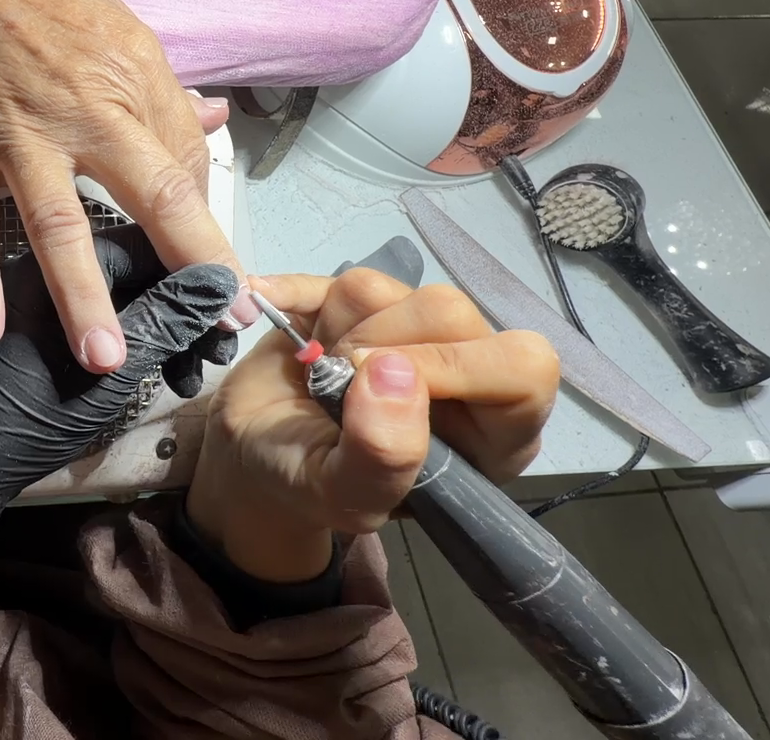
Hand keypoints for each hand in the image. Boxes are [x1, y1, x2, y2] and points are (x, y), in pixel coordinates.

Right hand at [0, 0, 248, 373]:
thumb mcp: (121, 30)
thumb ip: (163, 93)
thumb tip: (211, 126)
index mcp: (122, 87)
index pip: (182, 172)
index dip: (212, 238)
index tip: (236, 295)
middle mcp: (75, 116)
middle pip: (136, 198)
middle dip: (172, 270)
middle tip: (198, 337)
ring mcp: (12, 137)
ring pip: (50, 223)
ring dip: (75, 293)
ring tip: (96, 355)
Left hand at [0, 224, 237, 553]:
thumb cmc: (28, 417)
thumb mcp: (110, 371)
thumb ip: (165, 319)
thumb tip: (219, 283)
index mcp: (54, 261)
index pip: (145, 244)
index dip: (197, 278)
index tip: (231, 317)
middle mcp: (50, 265)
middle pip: (141, 270)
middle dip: (187, 310)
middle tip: (215, 352)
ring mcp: (51, 295)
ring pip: (129, 297)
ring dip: (170, 331)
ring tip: (191, 373)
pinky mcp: (52, 323)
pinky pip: (109, 317)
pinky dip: (143, 342)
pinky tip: (165, 373)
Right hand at [188, 269, 559, 580]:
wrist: (250, 452)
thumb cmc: (306, 482)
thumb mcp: (343, 494)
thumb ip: (380, 454)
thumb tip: (393, 370)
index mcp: (491, 432)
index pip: (520, 368)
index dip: (452, 365)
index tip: (379, 384)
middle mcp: (461, 371)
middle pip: (450, 311)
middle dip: (378, 343)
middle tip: (339, 379)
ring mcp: (404, 328)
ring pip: (390, 289)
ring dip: (338, 328)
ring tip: (316, 367)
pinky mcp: (353, 303)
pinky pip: (332, 274)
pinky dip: (294, 291)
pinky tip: (272, 307)